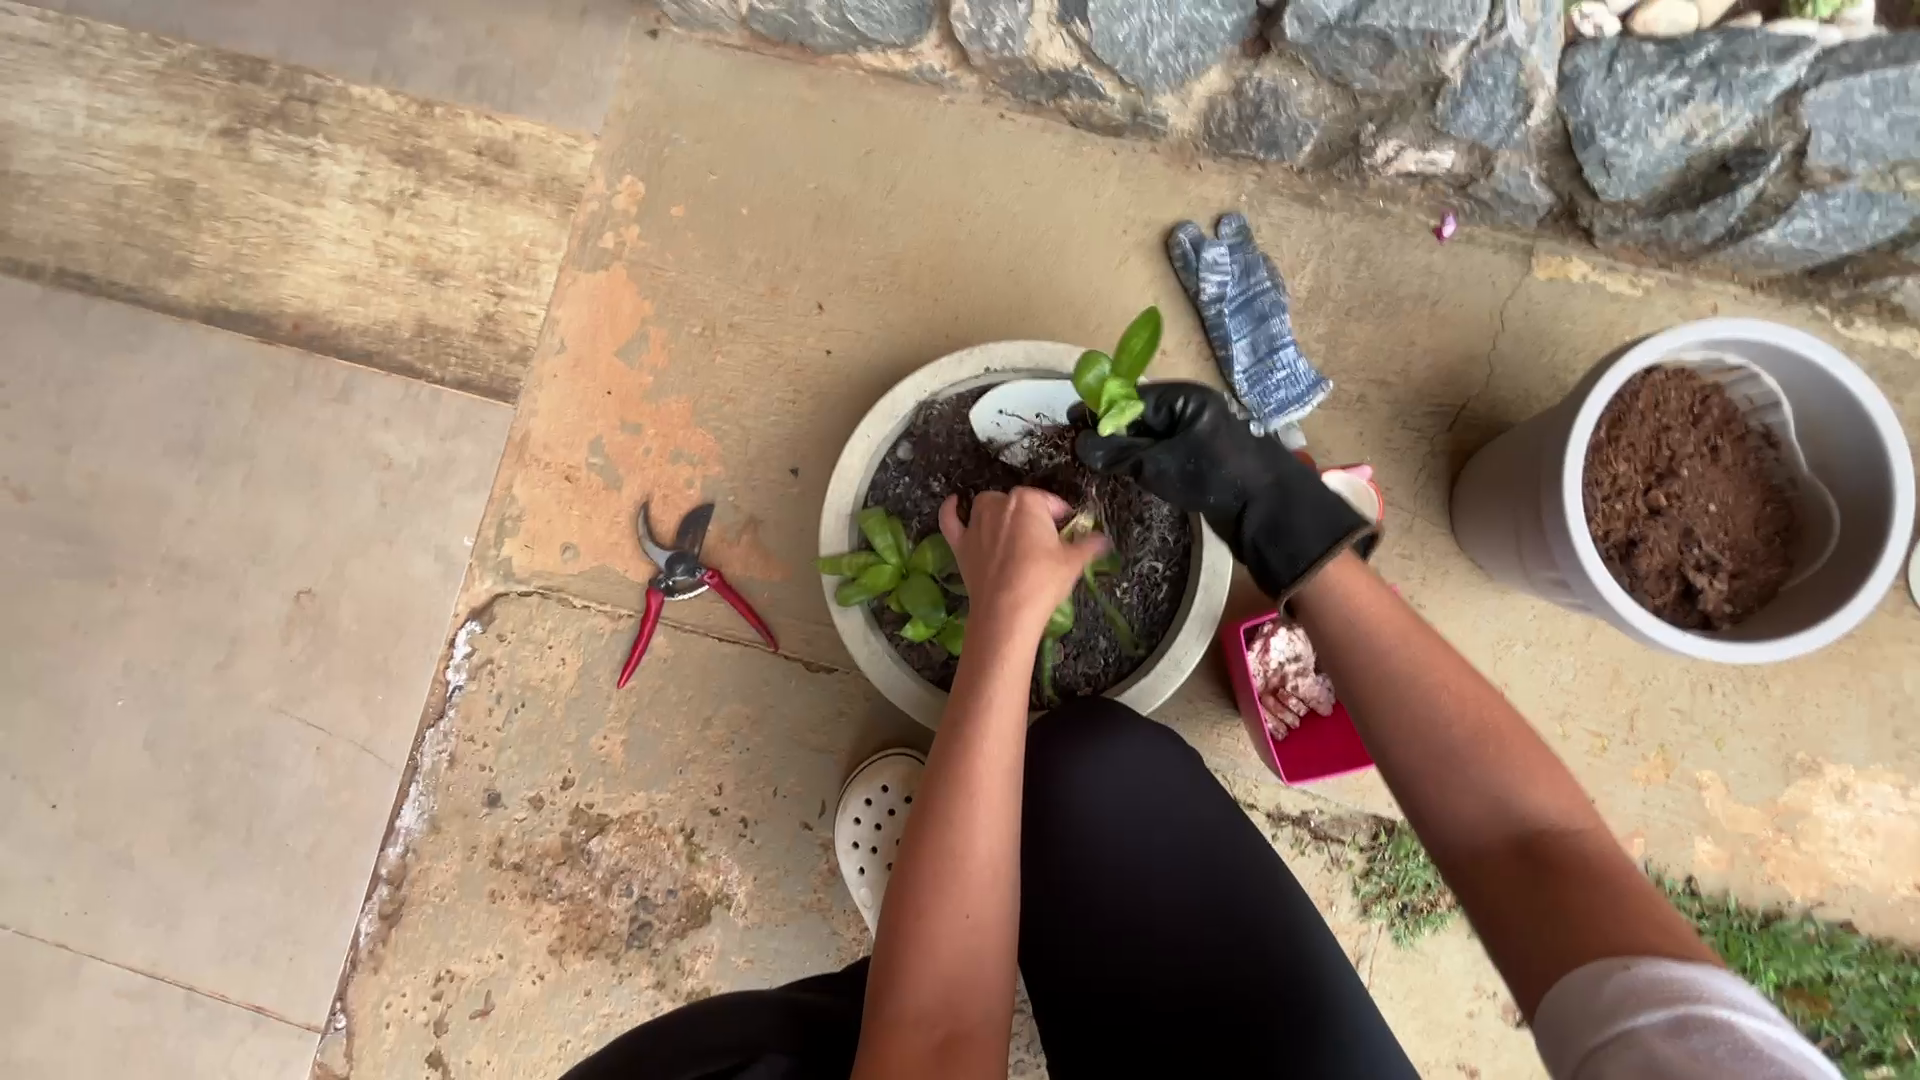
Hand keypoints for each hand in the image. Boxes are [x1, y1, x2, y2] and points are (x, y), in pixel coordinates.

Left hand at [939, 488, 1108, 642]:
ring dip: (999, 513)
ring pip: (987, 506)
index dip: (1061, 517)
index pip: (1050, 502)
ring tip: (1013, 532)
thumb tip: (1104, 539)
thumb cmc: (1042, 582)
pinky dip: (951, 510)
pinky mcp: (960, 543)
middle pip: (1019, 504)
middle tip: (1044, 543)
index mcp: (1028, 502)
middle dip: (1032, 518)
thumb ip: (1090, 545)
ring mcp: (975, 524)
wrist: (1006, 612)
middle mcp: (998, 505)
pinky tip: (954, 503)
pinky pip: (951, 519)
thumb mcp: (1074, 562)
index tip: (1069, 532)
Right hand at [1075, 381, 1376, 601]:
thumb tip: (1079, 444)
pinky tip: (1123, 473)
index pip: (1131, 398)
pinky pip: (1161, 455)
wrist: (1266, 510)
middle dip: (1110, 431)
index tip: (1071, 421)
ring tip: (1094, 462)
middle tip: (1078, 447)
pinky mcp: (1199, 462)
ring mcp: (1196, 437)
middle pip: (1139, 416)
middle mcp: (1190, 412)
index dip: (1100, 410)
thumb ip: (1116, 453)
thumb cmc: (1212, 476)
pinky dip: (1141, 462)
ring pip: (1149, 438)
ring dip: (1124, 450)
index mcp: (1183, 399)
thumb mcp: (1156, 464)